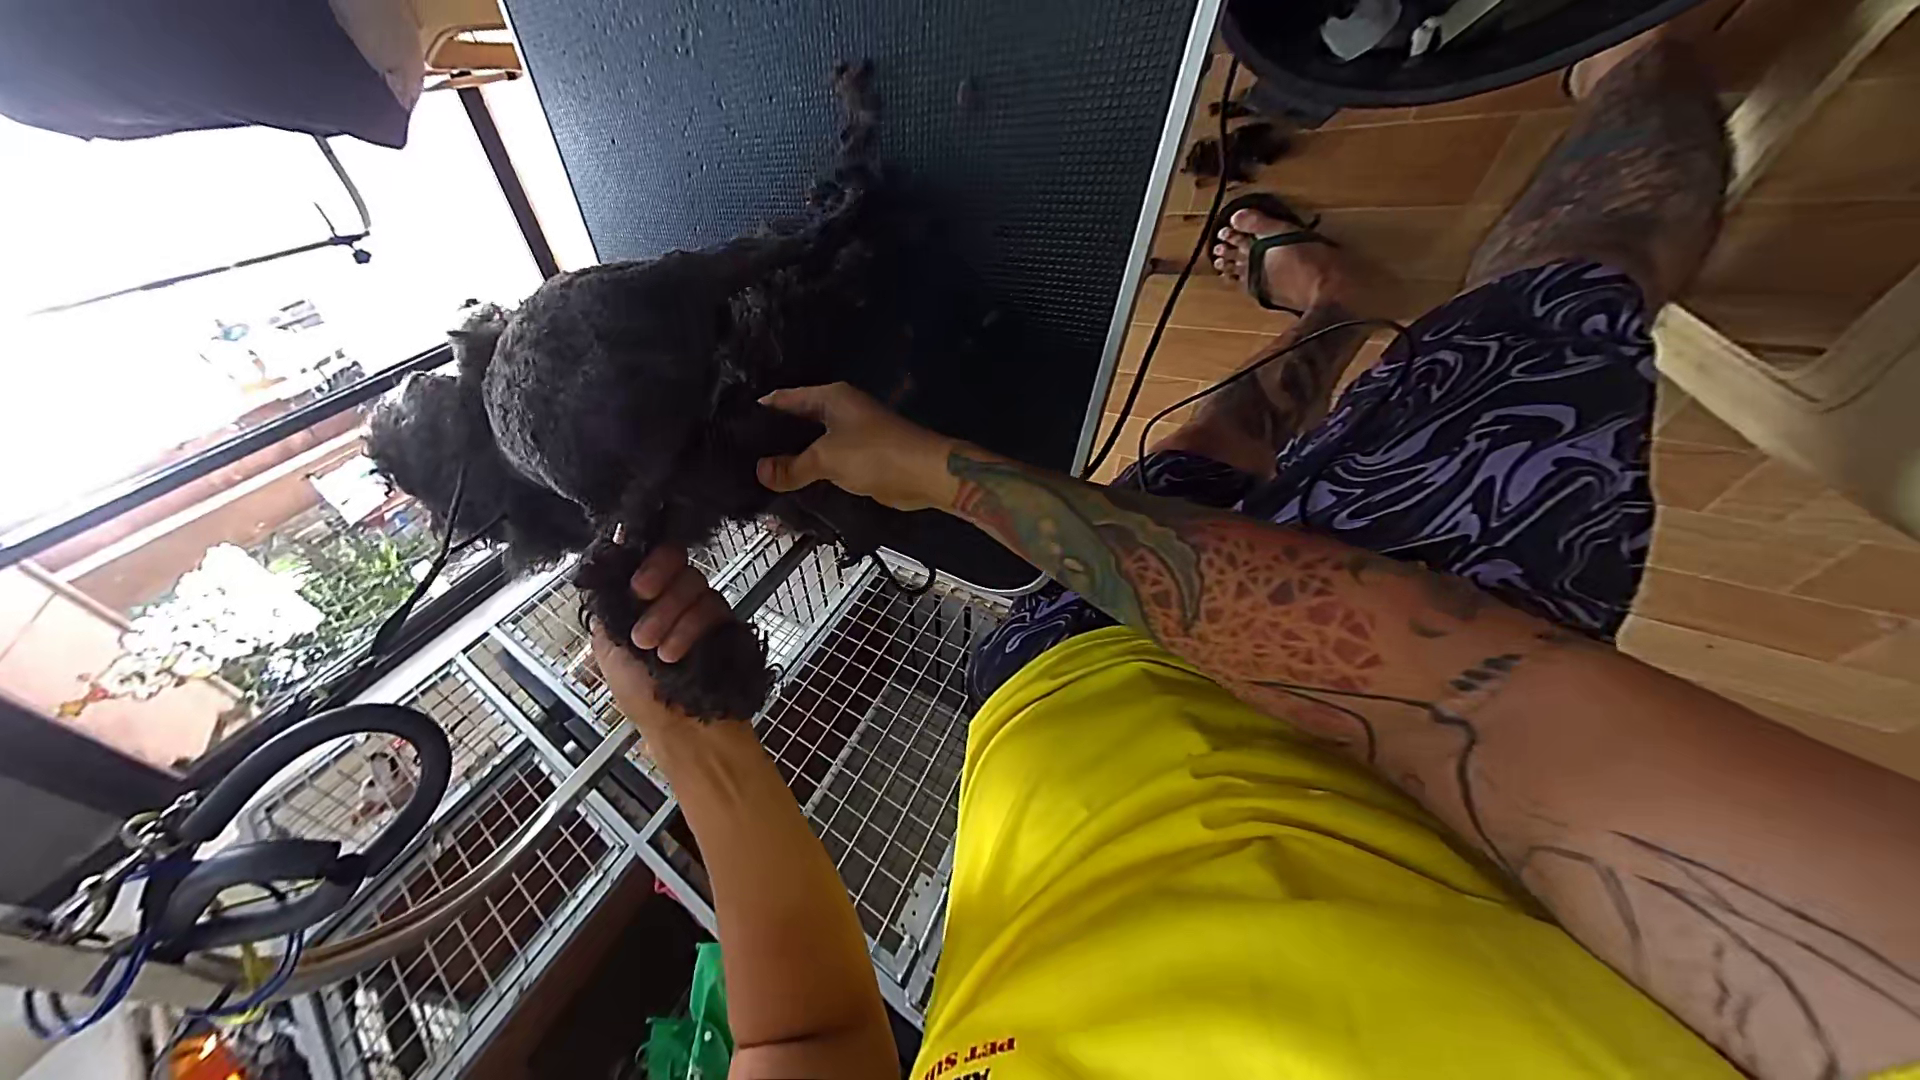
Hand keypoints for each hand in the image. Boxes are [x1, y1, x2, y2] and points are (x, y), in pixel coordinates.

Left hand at [588, 545, 731, 723]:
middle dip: (659, 598)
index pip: (654, 558)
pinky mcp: (726, 622)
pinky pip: (715, 607)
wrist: (677, 726)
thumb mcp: (607, 646)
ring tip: (657, 652)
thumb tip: (609, 564)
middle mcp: (675, 598)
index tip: (639, 587)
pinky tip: (676, 654)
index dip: (651, 563)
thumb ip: (609, 604)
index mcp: (645, 598)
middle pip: (678, 566)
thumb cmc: (639, 693)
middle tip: (643, 632)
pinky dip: (692, 628)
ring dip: (672, 618)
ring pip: (696, 585)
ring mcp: (702, 609)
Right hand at [755, 383, 962, 511]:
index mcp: (831, 398)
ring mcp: (853, 436)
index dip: (761, 411)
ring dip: (794, 462)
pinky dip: (813, 475)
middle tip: (744, 459)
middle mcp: (841, 412)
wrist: (925, 474)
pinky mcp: (862, 460)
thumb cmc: (876, 454)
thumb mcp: (827, 458)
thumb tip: (761, 472)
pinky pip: (829, 466)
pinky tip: (794, 489)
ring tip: (761, 478)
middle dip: (775, 441)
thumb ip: (792, 466)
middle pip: (798, 423)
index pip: (786, 398)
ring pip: (814, 447)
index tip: (734, 428)